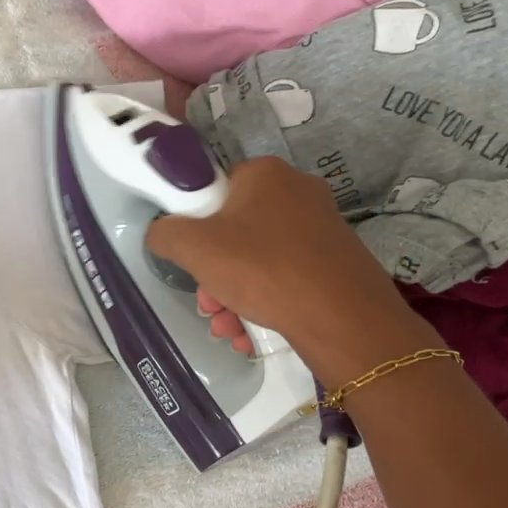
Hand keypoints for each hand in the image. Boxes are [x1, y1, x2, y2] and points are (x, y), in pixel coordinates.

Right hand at [144, 156, 431, 382]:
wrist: (344, 320)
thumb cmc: (263, 269)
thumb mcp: (193, 247)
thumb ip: (164, 233)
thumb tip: (163, 234)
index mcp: (265, 174)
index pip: (215, 190)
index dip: (195, 224)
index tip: (190, 257)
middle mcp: (298, 191)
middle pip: (235, 230)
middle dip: (214, 271)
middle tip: (208, 303)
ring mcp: (323, 228)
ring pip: (259, 259)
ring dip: (233, 294)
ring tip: (227, 328)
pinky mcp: (338, 262)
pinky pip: (286, 277)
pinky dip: (265, 302)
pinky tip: (251, 333)